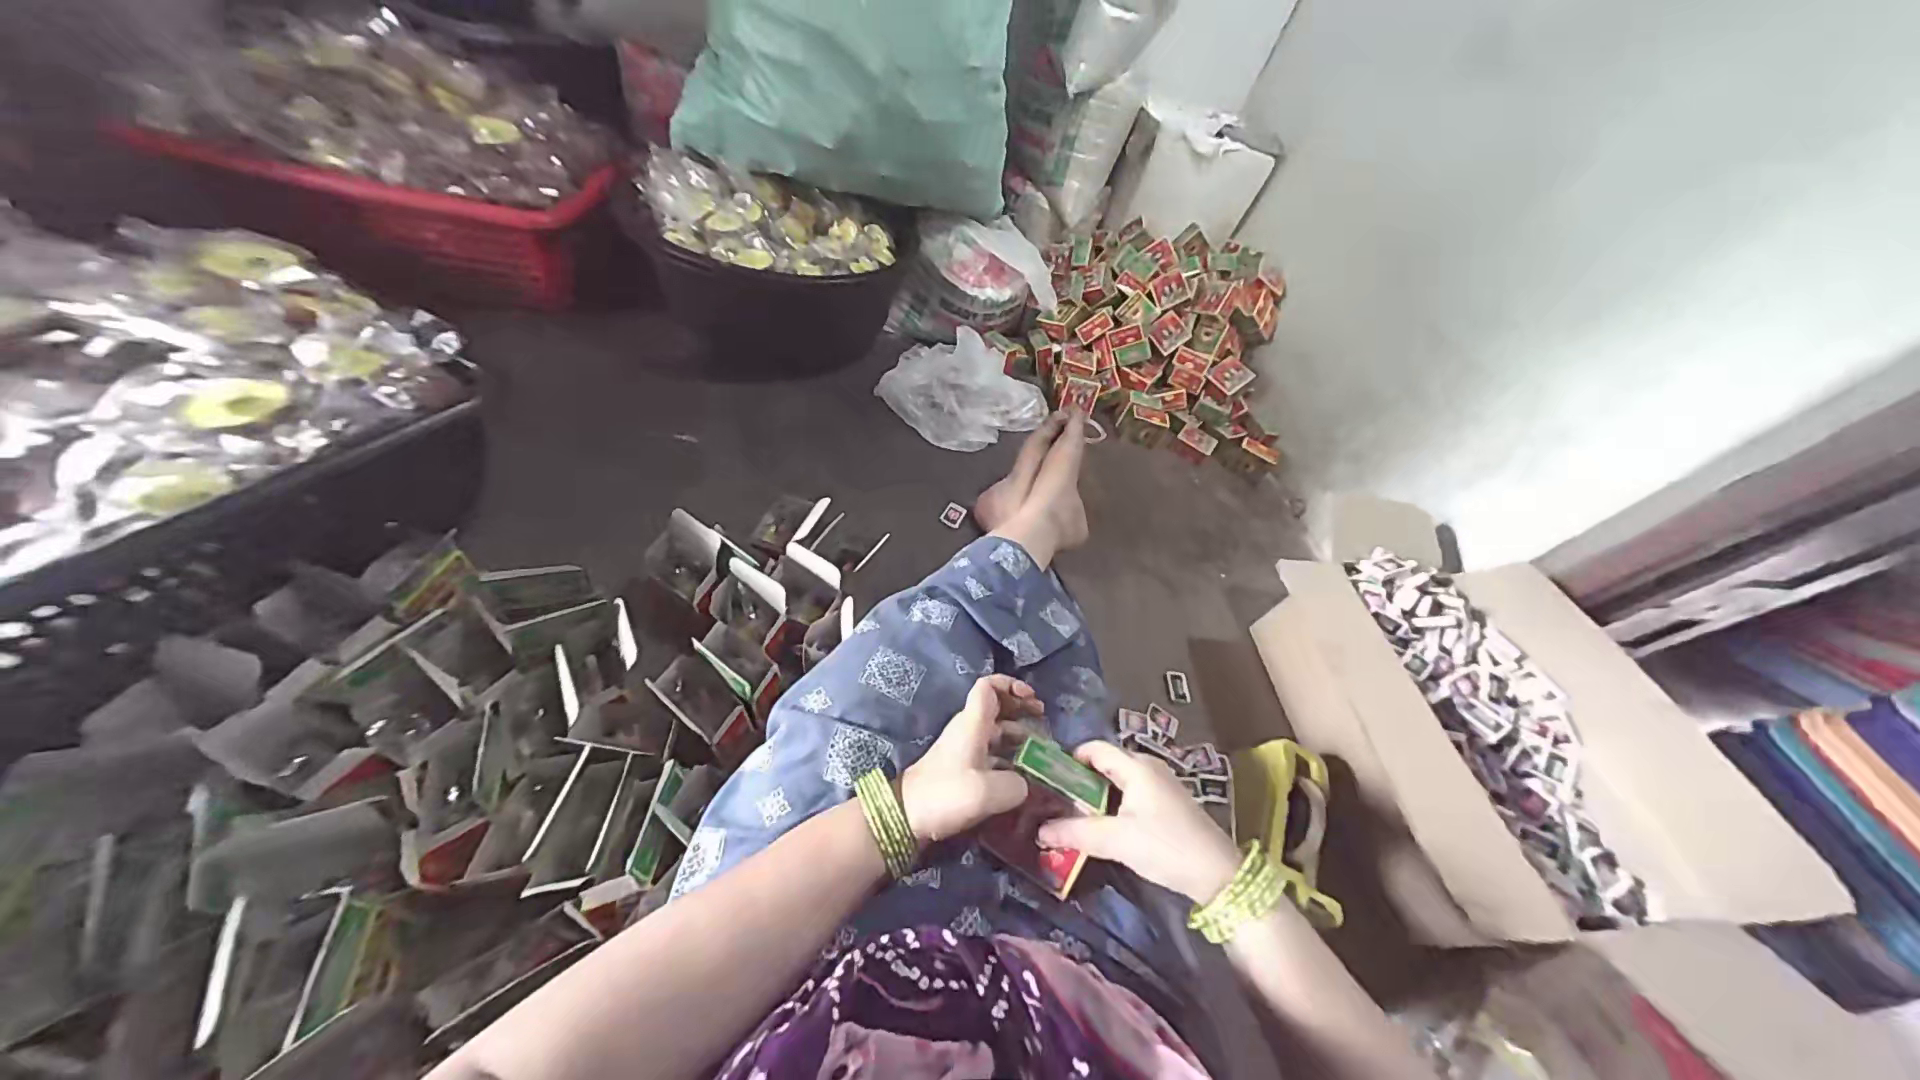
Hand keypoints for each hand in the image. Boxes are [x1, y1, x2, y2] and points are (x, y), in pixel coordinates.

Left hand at [899, 676, 1038, 845]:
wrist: (908, 815)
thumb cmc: (947, 794)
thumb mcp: (990, 792)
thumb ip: (1018, 784)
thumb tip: (1026, 784)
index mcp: (973, 723)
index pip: (988, 686)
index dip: (1011, 685)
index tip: (1032, 698)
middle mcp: (969, 728)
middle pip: (998, 707)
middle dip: (1022, 710)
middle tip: (1044, 723)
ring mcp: (966, 747)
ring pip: (998, 731)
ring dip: (1020, 737)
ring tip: (1041, 752)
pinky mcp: (964, 767)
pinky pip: (993, 752)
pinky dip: (1010, 756)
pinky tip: (1024, 773)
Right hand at [1036, 741, 1241, 902]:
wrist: (1220, 876)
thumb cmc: (1166, 847)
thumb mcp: (1117, 841)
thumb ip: (1076, 833)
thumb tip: (1040, 830)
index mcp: (1135, 766)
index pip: (1094, 748)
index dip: (1069, 759)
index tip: (1049, 780)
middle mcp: (1148, 767)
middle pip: (1105, 764)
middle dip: (1079, 781)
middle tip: (1057, 801)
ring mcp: (1161, 785)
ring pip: (1118, 781)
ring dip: (1096, 796)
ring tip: (1075, 816)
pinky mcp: (1169, 804)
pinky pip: (1132, 793)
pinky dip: (1114, 804)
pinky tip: (1105, 826)